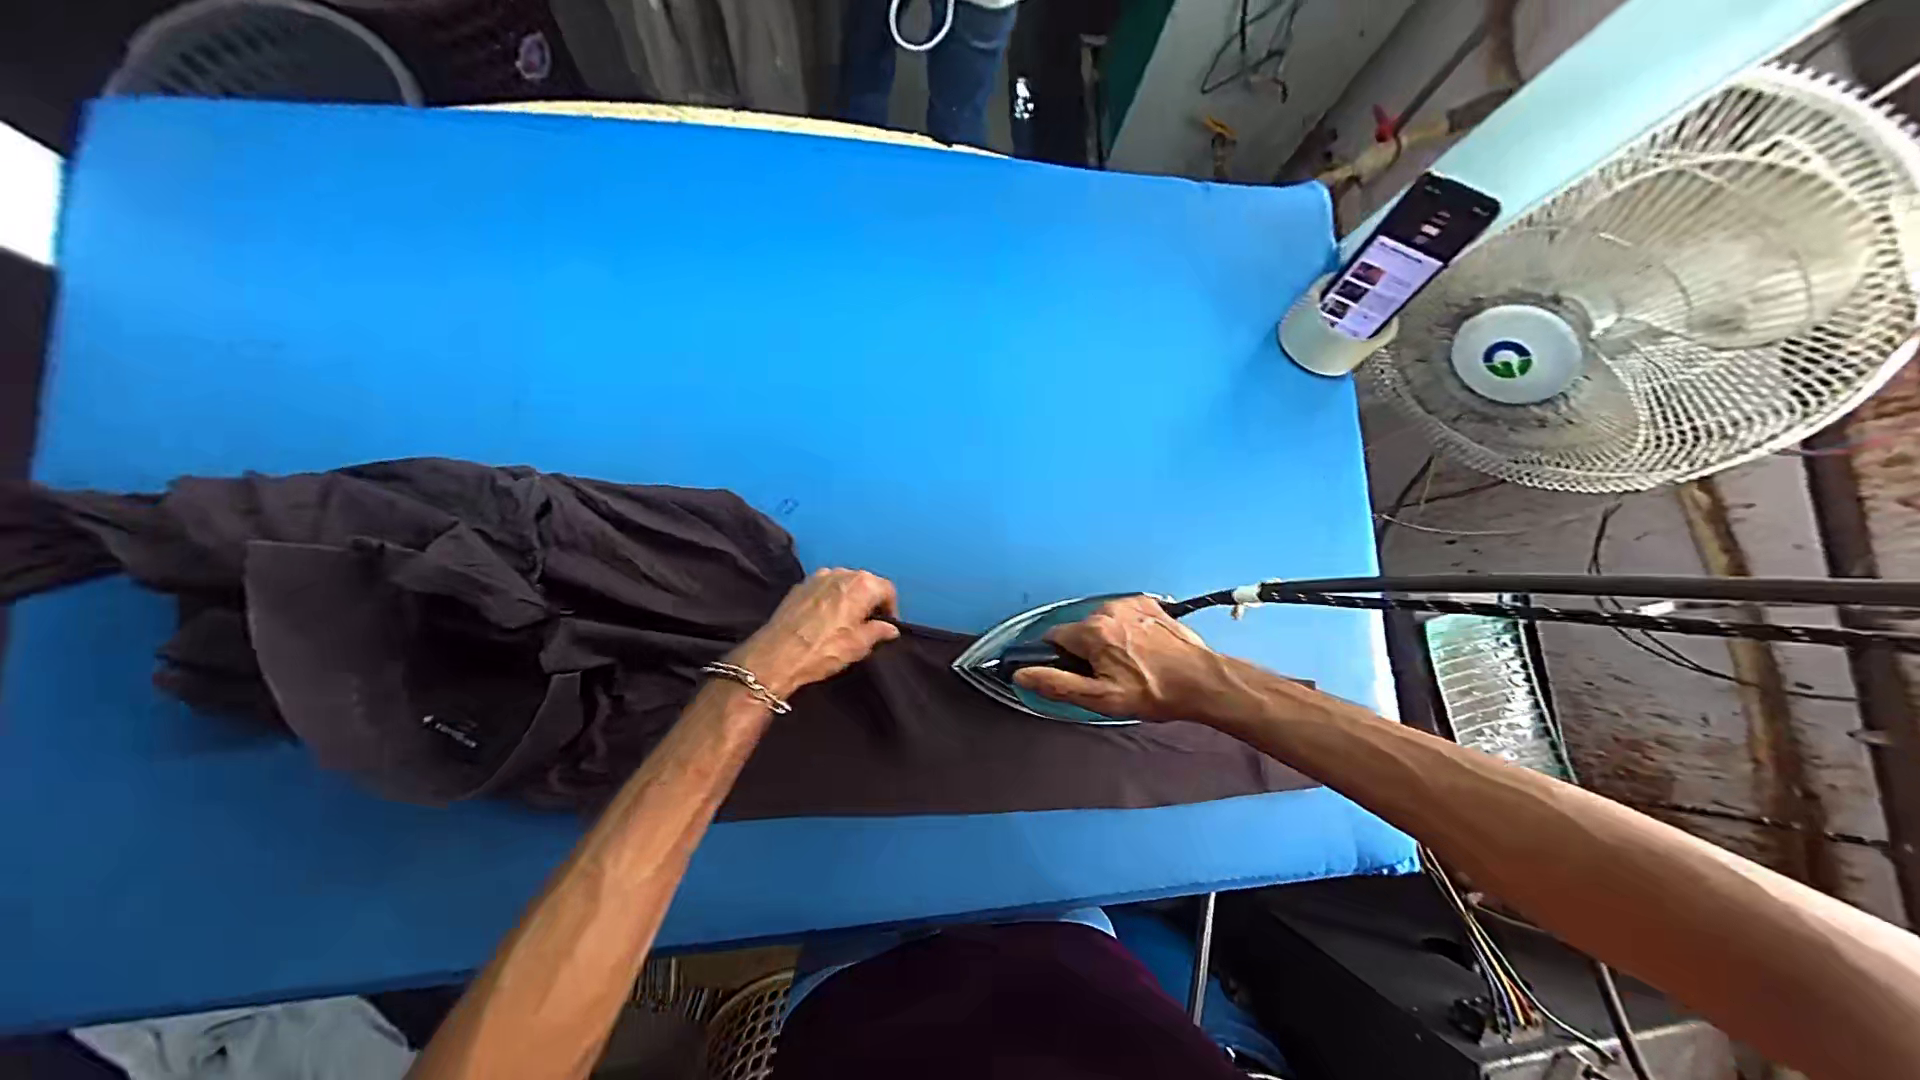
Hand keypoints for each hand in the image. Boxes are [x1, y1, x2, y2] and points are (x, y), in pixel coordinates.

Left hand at [725, 569, 900, 698]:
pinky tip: (825, 617)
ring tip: (846, 620)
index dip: (891, 607)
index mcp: (861, 585)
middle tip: (868, 623)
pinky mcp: (800, 585)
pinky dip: (831, 596)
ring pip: (844, 582)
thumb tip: (890, 628)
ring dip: (850, 596)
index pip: (887, 589)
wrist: (775, 655)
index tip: (887, 625)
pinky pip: (825, 586)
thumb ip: (878, 632)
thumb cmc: (823, 650)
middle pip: (866, 582)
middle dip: (871, 600)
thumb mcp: (857, 646)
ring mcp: (818, 576)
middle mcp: (841, 573)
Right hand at [1012, 595, 1223, 721]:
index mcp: (1092, 631)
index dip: (1062, 658)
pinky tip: (1143, 648)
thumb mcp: (1100, 698)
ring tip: (1131, 662)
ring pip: (1101, 621)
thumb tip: (1022, 673)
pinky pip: (1123, 614)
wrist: (1201, 681)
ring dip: (1108, 638)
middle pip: (1080, 630)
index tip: (1079, 672)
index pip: (1054, 638)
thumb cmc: (1153, 693)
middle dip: (1087, 650)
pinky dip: (1126, 628)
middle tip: (1110, 674)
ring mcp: (1130, 604)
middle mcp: (1108, 610)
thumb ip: (1056, 683)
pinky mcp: (1148, 603)